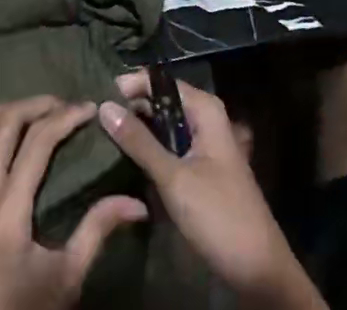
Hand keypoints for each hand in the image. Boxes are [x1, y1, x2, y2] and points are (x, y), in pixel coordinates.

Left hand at [0, 97, 148, 309]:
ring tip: (31, 112)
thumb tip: (138, 202)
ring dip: (3, 111)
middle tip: (63, 106)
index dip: (66, 117)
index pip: (38, 142)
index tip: (90, 109)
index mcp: (8, 213)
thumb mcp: (67, 276)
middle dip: (36, 105)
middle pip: (3, 125)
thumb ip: (98, 230)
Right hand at [100, 72, 326, 309]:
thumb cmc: (218, 214)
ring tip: (96, 139)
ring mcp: (200, 144)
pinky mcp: (196, 167)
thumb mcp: (173, 177)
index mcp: (204, 109)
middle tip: (90, 123)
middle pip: (159, 102)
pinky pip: (165, 148)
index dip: (128, 85)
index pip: (159, 81)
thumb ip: (139, 141)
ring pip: (160, 127)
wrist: (256, 266)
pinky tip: (119, 161)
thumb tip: (105, 105)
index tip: (95, 100)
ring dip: (134, 133)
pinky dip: (145, 152)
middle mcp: (203, 118)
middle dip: (128, 110)